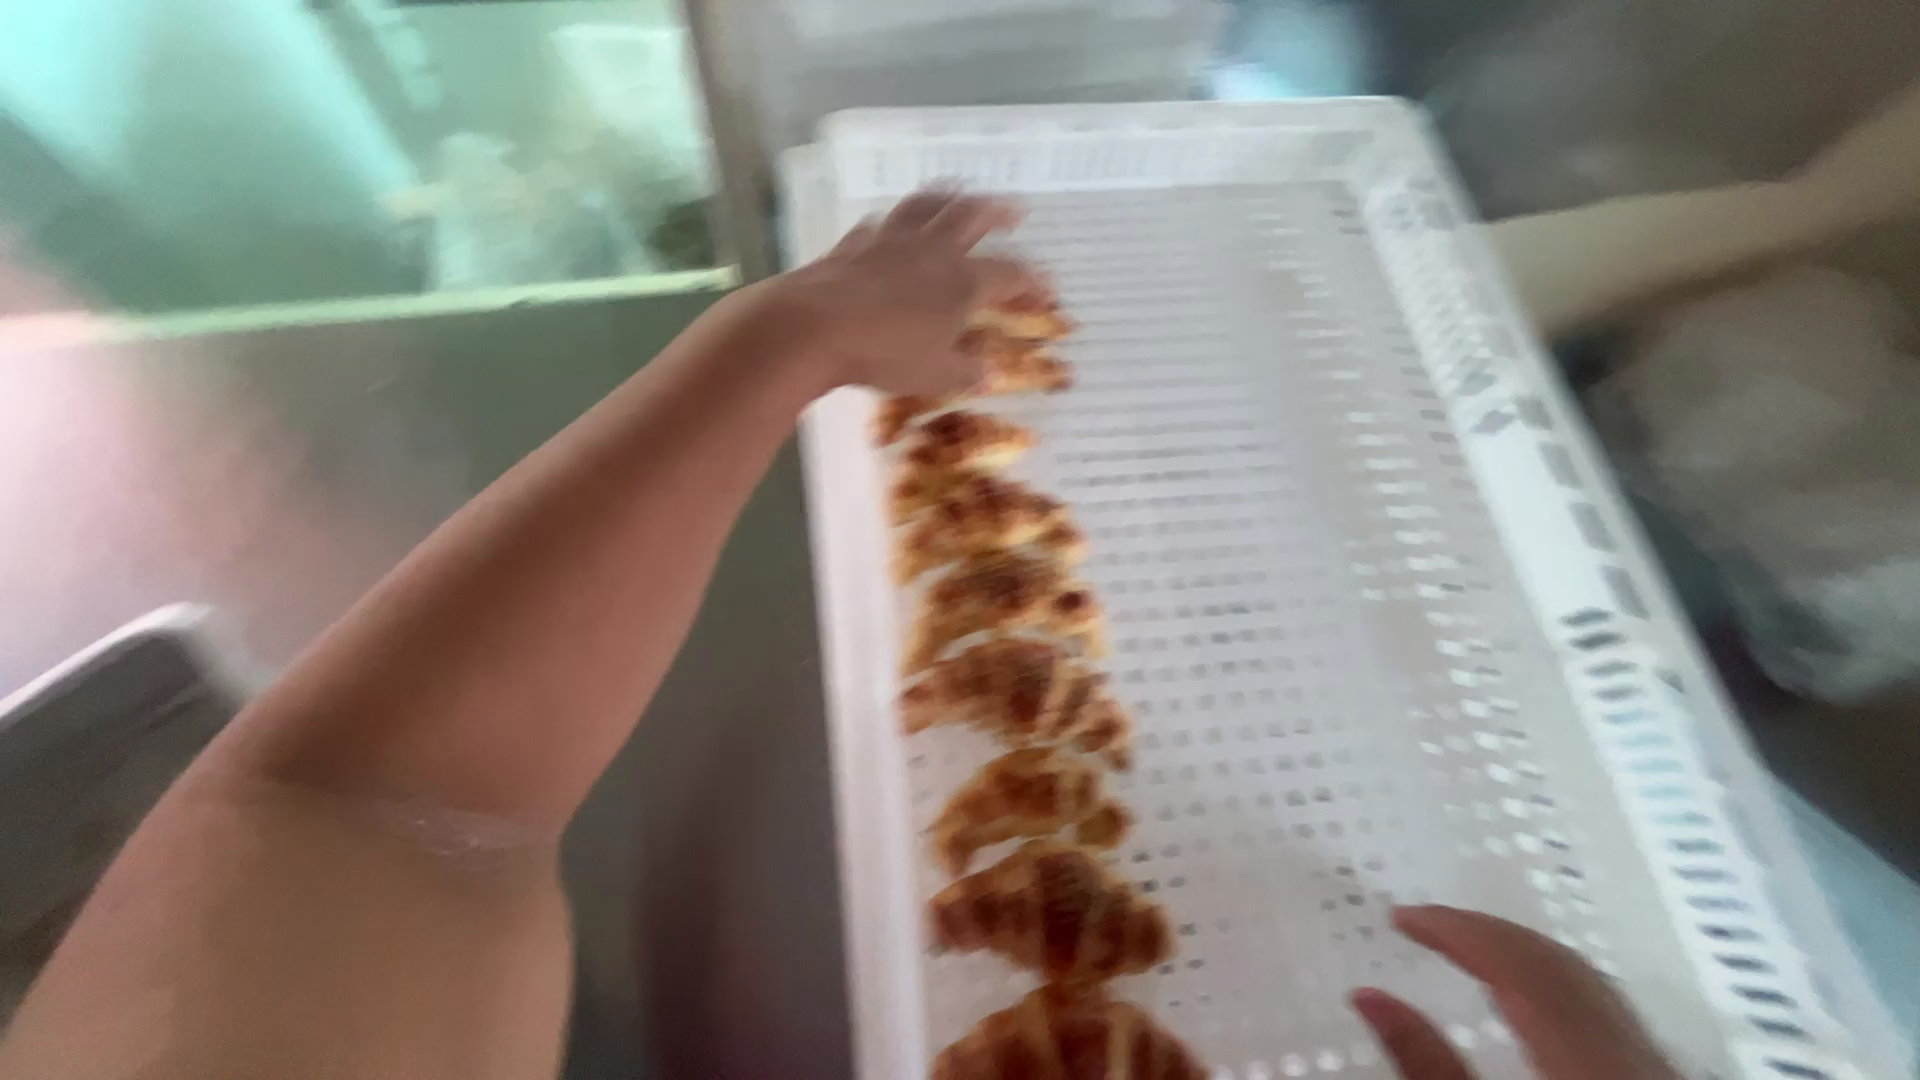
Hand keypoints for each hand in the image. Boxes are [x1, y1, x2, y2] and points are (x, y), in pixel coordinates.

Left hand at [747, 188, 1049, 395]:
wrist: (813, 328)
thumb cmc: (884, 354)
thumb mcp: (935, 374)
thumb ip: (966, 371)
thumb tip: (988, 373)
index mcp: (961, 282)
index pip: (1010, 274)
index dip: (1033, 281)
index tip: (1047, 289)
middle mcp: (932, 250)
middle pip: (973, 216)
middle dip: (998, 212)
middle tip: (1014, 211)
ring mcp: (891, 241)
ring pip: (927, 204)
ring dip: (949, 197)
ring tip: (958, 195)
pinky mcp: (854, 243)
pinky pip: (881, 224)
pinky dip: (895, 223)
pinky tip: (891, 230)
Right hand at [1354, 906, 1683, 1079]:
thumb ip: (1425, 1069)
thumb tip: (1367, 996)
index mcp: (1588, 1071)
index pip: (1520, 967)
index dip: (1456, 930)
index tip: (1401, 918)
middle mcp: (1639, 1065)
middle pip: (1559, 965)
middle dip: (1485, 933)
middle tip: (1424, 925)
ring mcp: (1662, 1077)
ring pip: (1591, 983)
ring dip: (1519, 954)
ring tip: (1461, 948)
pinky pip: (1608, 1012)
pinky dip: (1552, 984)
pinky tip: (1520, 996)